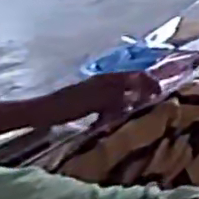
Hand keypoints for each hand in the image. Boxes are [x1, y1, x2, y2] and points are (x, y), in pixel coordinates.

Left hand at [41, 71, 160, 124]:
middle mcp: (106, 81)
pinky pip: (106, 106)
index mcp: (111, 78)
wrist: (38, 113)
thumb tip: (144, 96)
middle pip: (131, 87)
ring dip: (123, 108)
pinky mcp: (87, 102)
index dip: (152, 84)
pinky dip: (110, 113)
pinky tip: (105, 122)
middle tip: (142, 110)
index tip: (159, 97)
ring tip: (121, 119)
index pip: (141, 76)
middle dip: (138, 98)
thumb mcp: (101, 100)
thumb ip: (124, 96)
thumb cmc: (71, 104)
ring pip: (119, 98)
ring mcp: (95, 91)